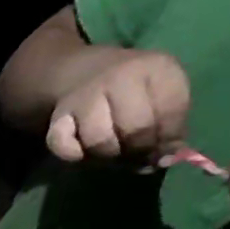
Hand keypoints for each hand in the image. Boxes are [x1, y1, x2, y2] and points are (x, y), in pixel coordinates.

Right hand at [46, 50, 189, 162]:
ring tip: (112, 153)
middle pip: (136, 128)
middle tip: (136, 154)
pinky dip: (77, 157)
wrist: (84, 74)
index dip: (169, 137)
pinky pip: (66, 150)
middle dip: (139, 150)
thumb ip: (170, 126)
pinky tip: (84, 152)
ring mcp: (84, 98)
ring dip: (109, 156)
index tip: (163, 147)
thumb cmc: (132, 92)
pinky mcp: (57, 119)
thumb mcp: (161, 95)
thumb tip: (165, 161)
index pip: (172, 110)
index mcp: (155, 68)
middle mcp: (118, 78)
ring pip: (99, 141)